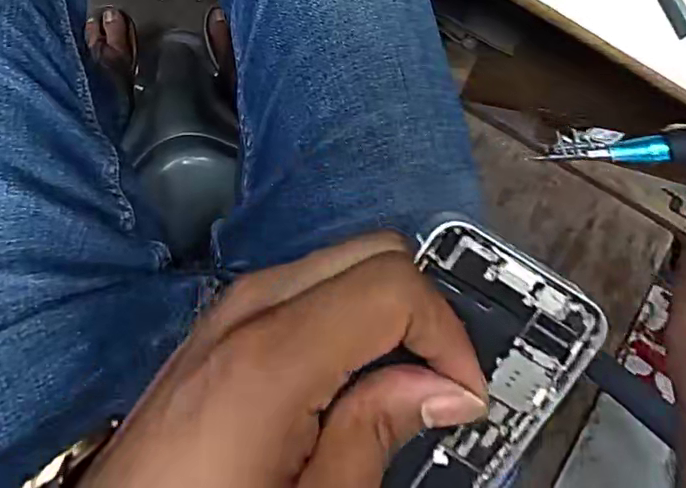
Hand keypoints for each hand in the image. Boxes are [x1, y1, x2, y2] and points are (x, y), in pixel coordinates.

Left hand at [83, 232, 488, 487]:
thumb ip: (373, 435)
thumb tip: (437, 387)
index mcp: (274, 350)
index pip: (390, 283)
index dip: (444, 331)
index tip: (462, 392)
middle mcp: (253, 303)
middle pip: (372, 250)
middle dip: (420, 307)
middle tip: (442, 383)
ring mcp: (232, 302)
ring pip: (342, 259)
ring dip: (385, 307)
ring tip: (404, 383)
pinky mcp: (223, 317)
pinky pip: (307, 283)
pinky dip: (347, 309)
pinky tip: (351, 371)